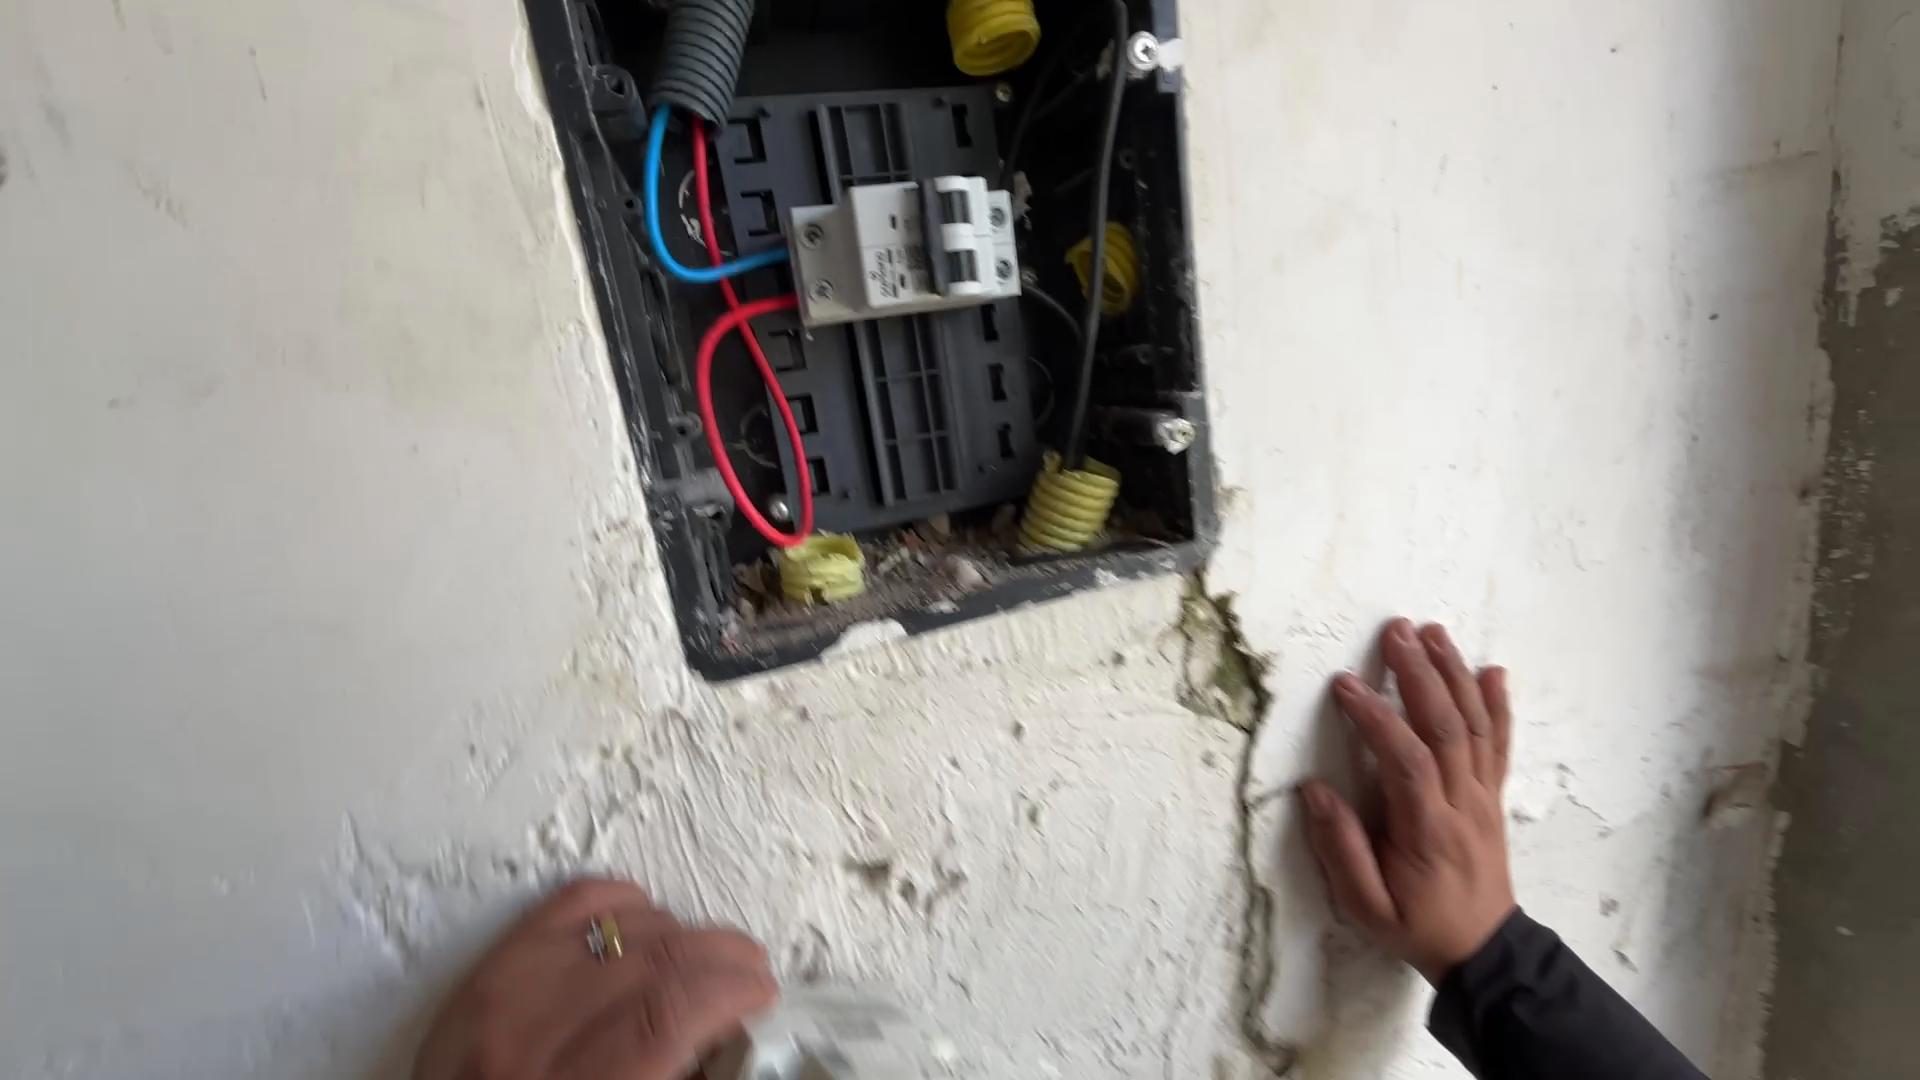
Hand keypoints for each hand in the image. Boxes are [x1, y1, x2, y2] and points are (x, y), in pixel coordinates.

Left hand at [414, 878, 776, 1079]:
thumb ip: (675, 1079)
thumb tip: (730, 1034)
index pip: (666, 1014)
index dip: (730, 990)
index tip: (761, 993)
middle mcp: (527, 1037)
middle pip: (656, 958)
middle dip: (723, 954)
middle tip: (749, 969)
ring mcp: (504, 988)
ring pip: (628, 923)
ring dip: (683, 933)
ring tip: (699, 961)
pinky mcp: (492, 961)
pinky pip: (580, 898)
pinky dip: (629, 900)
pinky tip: (648, 923)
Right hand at [1300, 619, 1516, 983]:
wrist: (1485, 954)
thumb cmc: (1416, 924)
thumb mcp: (1365, 905)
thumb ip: (1340, 849)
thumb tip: (1316, 791)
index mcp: (1427, 828)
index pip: (1406, 760)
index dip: (1376, 717)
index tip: (1345, 683)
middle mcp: (1462, 803)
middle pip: (1447, 728)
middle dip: (1420, 674)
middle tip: (1396, 631)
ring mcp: (1483, 797)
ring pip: (1476, 726)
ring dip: (1453, 674)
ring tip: (1432, 633)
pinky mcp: (1491, 795)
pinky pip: (1500, 743)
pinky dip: (1498, 704)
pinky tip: (1491, 671)